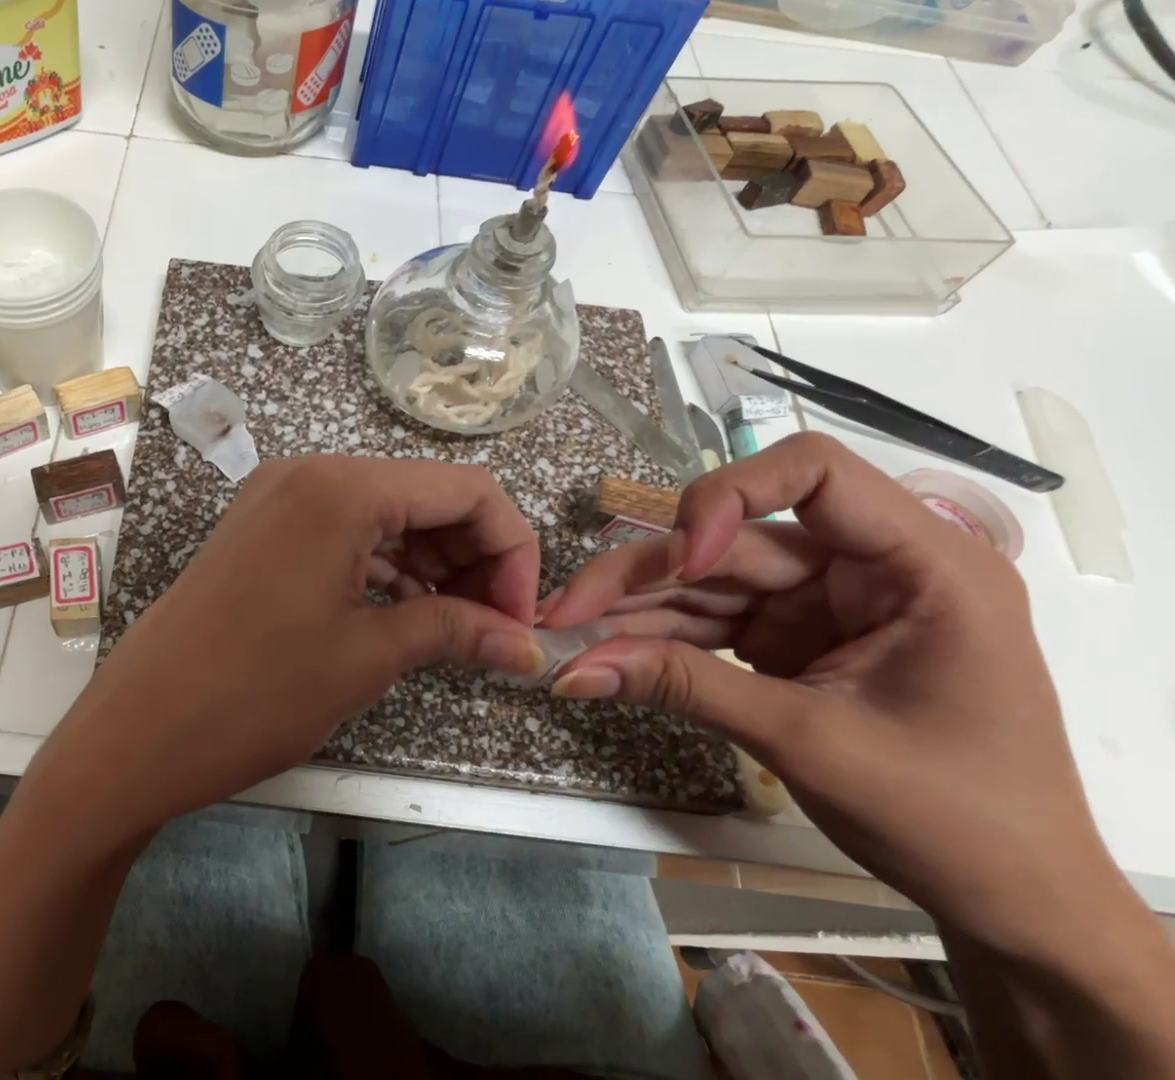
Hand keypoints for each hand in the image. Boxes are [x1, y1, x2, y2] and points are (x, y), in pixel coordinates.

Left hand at [32, 455, 545, 838]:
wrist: (138, 731)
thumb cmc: (256, 692)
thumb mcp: (366, 657)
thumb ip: (455, 632)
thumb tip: (527, 646)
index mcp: (341, 487)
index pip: (467, 490)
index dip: (511, 551)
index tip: (521, 619)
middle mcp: (307, 475)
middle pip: (424, 498)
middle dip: (473, 561)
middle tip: (495, 633)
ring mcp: (275, 502)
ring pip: (383, 518)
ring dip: (430, 569)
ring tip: (457, 634)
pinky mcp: (257, 535)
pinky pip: (340, 537)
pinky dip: (382, 572)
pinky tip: (406, 618)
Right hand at [541, 433, 1132, 961]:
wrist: (1007, 893)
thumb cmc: (949, 813)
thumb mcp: (808, 741)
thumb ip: (687, 687)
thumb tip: (572, 670)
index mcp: (922, 564)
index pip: (814, 474)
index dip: (730, 496)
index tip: (681, 559)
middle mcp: (871, 567)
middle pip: (737, 539)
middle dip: (645, 575)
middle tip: (562, 615)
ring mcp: (828, 605)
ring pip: (713, 583)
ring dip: (639, 612)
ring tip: (565, 639)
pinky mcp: (797, 640)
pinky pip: (715, 624)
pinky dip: (661, 642)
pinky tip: (607, 655)